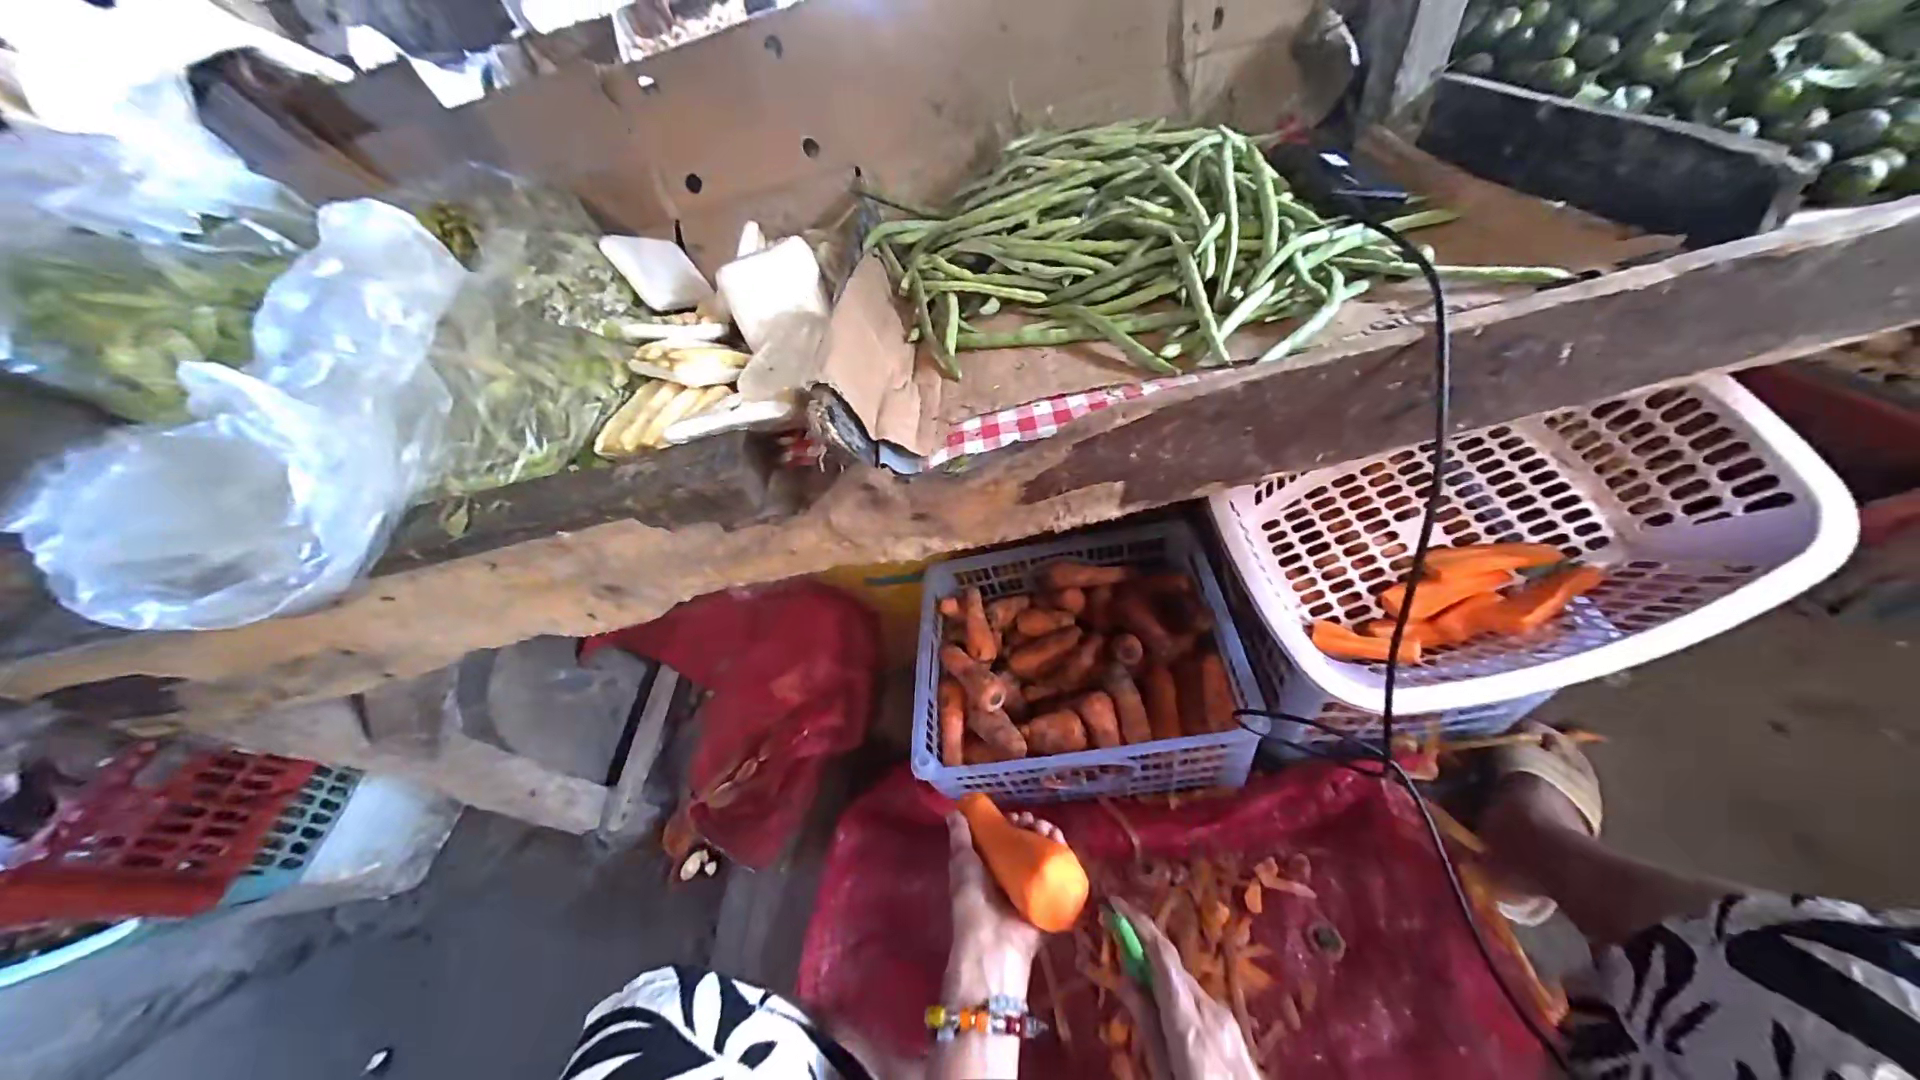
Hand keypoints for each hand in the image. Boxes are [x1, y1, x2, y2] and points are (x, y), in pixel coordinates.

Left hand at [943, 810, 1049, 995]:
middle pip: (1028, 844)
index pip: (1006, 838)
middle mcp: (1012, 876)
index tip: (1016, 815)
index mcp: (990, 867)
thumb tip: (954, 810)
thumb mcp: (962, 862)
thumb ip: (960, 837)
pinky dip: (1064, 856)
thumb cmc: (973, 900)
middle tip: (1034, 822)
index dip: (1012, 823)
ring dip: (1049, 838)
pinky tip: (1062, 843)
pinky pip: (1060, 874)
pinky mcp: (1049, 900)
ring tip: (1049, 830)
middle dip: (1033, 828)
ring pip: (1045, 856)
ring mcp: (1032, 889)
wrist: (994, 943)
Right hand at [1110, 897, 1260, 1079]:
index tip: (1114, 903)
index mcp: (1187, 1022)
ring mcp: (1226, 1019)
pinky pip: (1196, 999)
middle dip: (1143, 944)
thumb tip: (1127, 982)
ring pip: (1183, 981)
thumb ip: (1147, 1026)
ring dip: (1158, 969)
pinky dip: (1174, 991)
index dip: (1137, 923)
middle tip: (1114, 935)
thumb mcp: (1163, 1073)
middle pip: (1171, 964)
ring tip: (1132, 974)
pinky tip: (1162, 1006)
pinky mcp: (1233, 1030)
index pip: (1162, 956)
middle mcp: (1210, 1010)